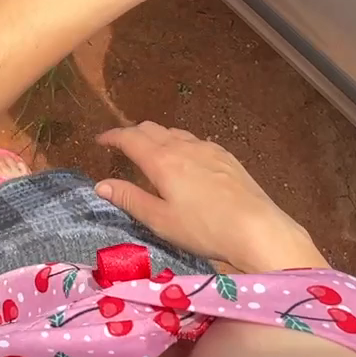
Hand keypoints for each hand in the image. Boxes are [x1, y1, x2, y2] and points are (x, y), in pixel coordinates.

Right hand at [93, 123, 325, 272]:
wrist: (256, 227)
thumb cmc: (203, 228)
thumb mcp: (161, 220)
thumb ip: (130, 199)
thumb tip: (101, 184)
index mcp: (161, 160)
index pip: (129, 138)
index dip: (112, 136)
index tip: (100, 140)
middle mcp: (181, 145)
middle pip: (150, 128)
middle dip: (132, 133)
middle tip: (122, 146)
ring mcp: (205, 147)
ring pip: (173, 131)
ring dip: (156, 136)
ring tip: (151, 152)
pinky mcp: (224, 154)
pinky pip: (193, 140)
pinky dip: (178, 142)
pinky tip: (185, 161)